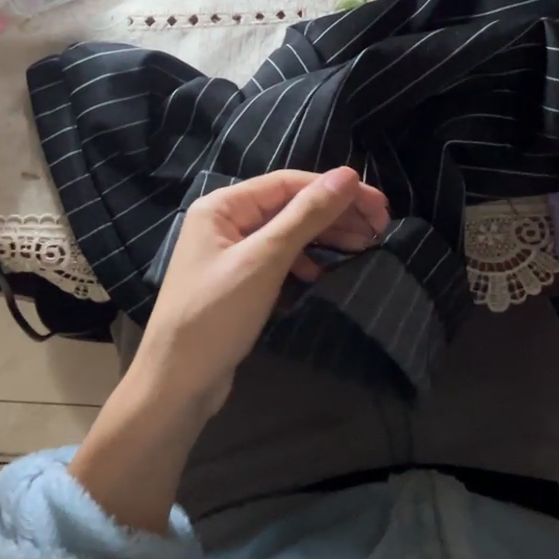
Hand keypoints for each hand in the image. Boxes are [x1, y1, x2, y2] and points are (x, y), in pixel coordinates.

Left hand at [132, 167, 388, 415]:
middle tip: (382, 227)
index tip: (379, 205)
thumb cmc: (217, 315)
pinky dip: (304, 260)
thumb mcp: (265, 261)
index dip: (335, 190)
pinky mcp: (236, 281)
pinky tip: (323, 271)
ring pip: (287, 232)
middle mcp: (223, 221)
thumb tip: (347, 174)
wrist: (176, 384)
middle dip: (335, 213)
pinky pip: (278, 258)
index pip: (289, 183)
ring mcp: (228, 252)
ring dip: (325, 236)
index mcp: (222, 206)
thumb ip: (306, 215)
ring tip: (366, 245)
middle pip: (289, 205)